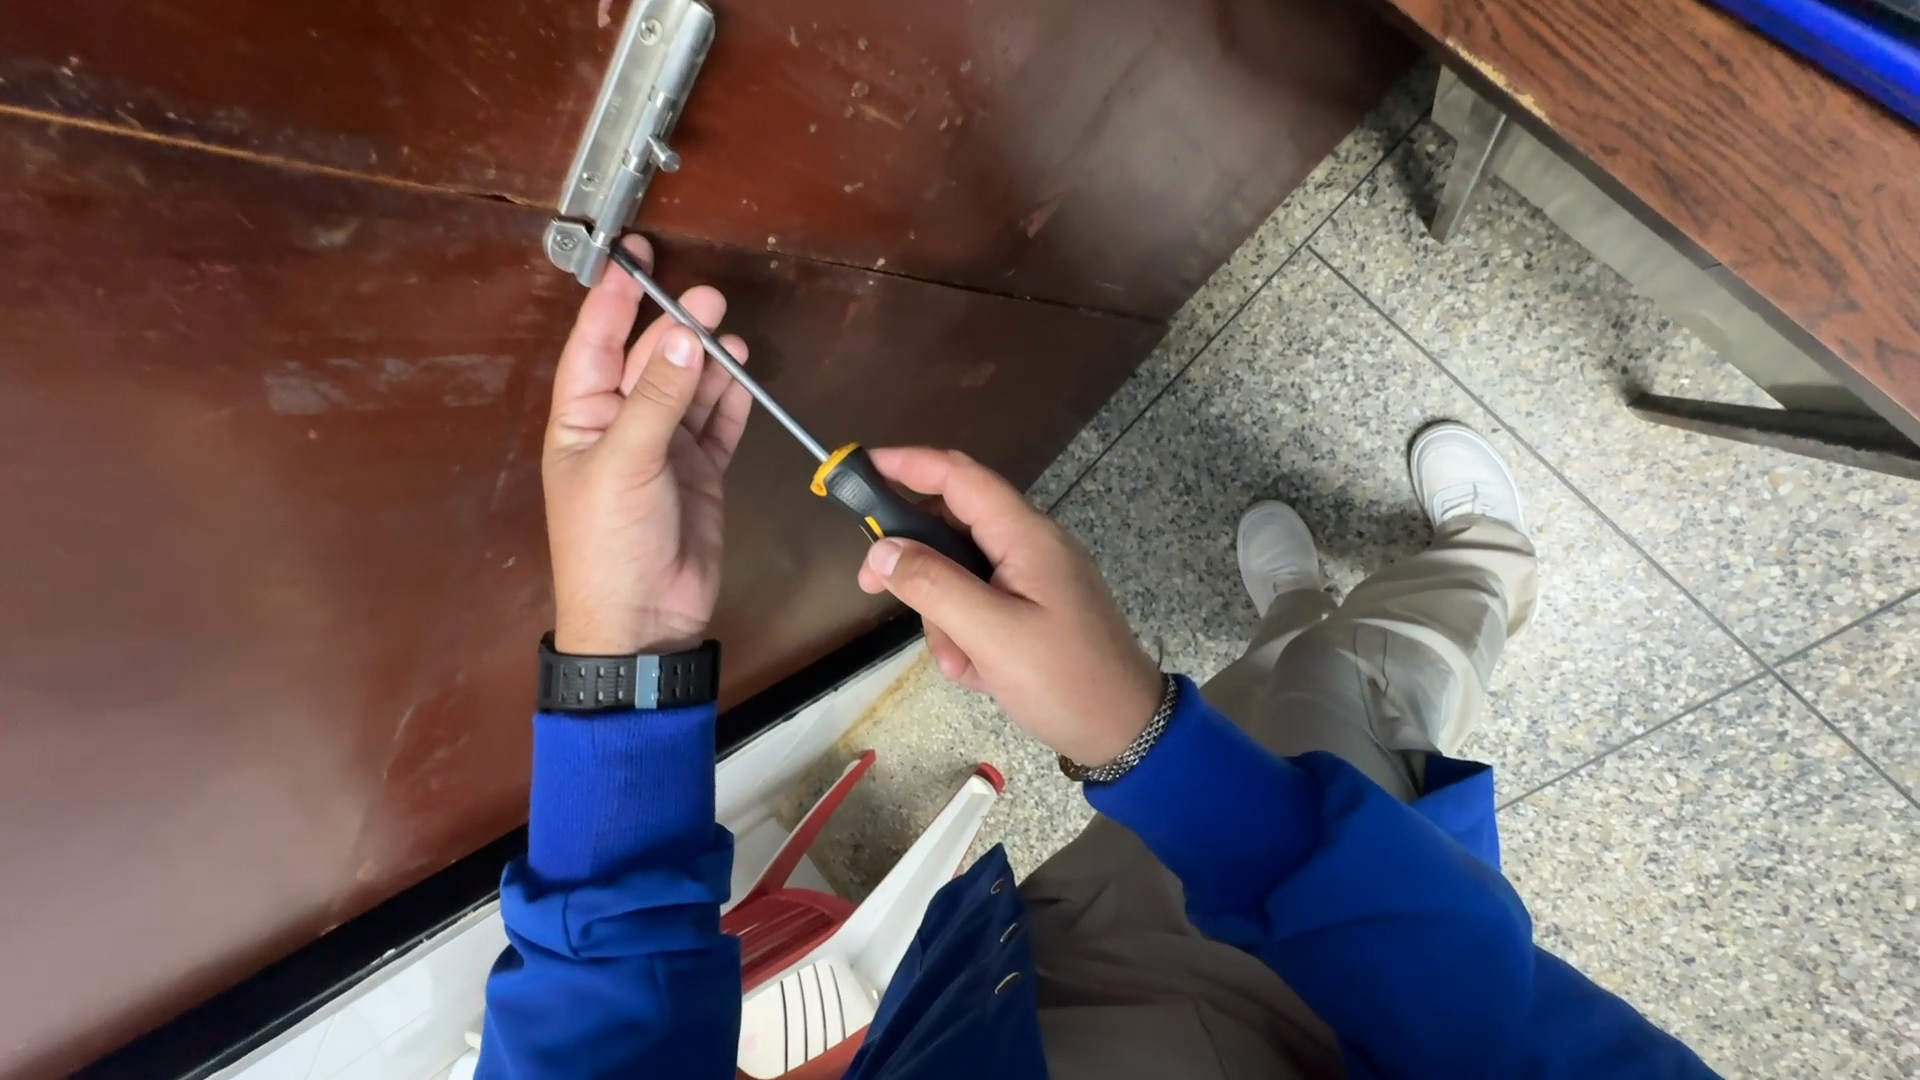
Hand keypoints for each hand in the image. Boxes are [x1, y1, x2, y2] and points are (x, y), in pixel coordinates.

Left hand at [543, 235, 751, 654]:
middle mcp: (623, 428)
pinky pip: (719, 426)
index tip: (634, 258)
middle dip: (676, 330)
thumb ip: (659, 401)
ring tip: (731, 333)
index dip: (613, 301)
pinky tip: (742, 377)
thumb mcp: (625, 463)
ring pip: (690, 392)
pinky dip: (731, 402)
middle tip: (708, 299)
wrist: (644, 614)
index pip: (597, 346)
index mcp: (582, 420)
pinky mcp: (702, 472)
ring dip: (709, 363)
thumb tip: (687, 340)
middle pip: (652, 364)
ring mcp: (666, 450)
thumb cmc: (610, 541)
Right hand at [854, 448, 1162, 765]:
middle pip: (952, 527)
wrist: (1126, 730)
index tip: (860, 468)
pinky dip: (967, 634)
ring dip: (944, 616)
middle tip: (871, 588)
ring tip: (960, 663)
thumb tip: (882, 550)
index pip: (959, 476)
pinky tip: (978, 671)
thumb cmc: (1064, 679)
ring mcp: (1033, 577)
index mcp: (1026, 535)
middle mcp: (1030, 545)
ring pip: (960, 573)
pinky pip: (980, 603)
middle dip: (916, 563)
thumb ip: (933, 585)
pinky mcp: (1034, 606)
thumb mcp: (990, 634)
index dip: (907, 464)